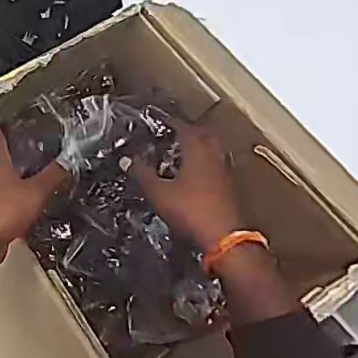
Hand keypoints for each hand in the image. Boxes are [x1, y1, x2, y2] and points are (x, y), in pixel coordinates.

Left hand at [0, 121, 70, 264]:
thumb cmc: (0, 212)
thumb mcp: (37, 190)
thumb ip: (54, 175)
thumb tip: (67, 163)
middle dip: (7, 148)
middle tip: (16, 141)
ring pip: (2, 178)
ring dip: (14, 173)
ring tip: (28, 169)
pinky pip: (7, 200)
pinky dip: (18, 197)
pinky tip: (29, 203)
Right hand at [131, 120, 244, 250]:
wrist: (225, 238)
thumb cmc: (191, 210)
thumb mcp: (159, 192)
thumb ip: (142, 174)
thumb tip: (127, 160)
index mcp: (197, 149)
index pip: (183, 126)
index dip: (169, 122)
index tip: (158, 119)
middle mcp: (215, 154)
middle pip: (202, 133)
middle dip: (187, 131)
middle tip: (172, 133)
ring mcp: (226, 169)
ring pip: (212, 148)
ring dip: (198, 146)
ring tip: (182, 152)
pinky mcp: (231, 185)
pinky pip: (216, 164)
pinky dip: (205, 162)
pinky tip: (195, 175)